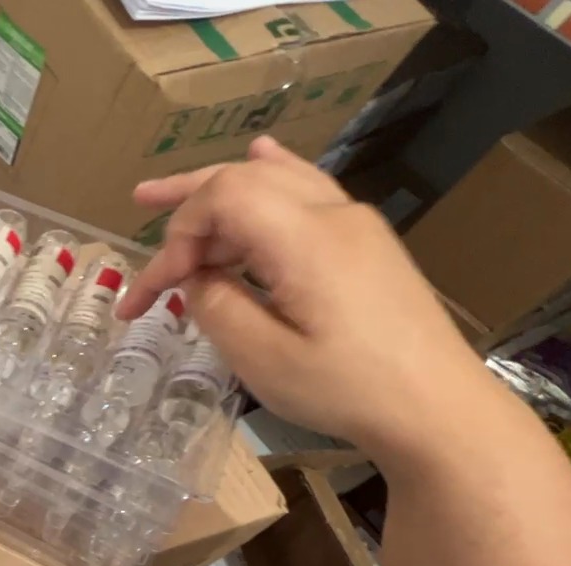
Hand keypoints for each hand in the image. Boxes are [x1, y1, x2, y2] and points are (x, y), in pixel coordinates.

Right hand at [116, 136, 498, 460]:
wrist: (433, 405)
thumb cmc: (343, 388)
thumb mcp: (261, 358)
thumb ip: (216, 306)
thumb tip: (196, 279)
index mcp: (305, 240)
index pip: (223, 199)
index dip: (176, 237)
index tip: (155, 294)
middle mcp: (331, 215)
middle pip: (245, 178)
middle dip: (185, 200)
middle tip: (137, 203)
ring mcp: (352, 224)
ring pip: (273, 180)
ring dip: (218, 188)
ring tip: (167, 194)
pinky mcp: (360, 243)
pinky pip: (305, 190)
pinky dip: (269, 176)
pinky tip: (261, 154)